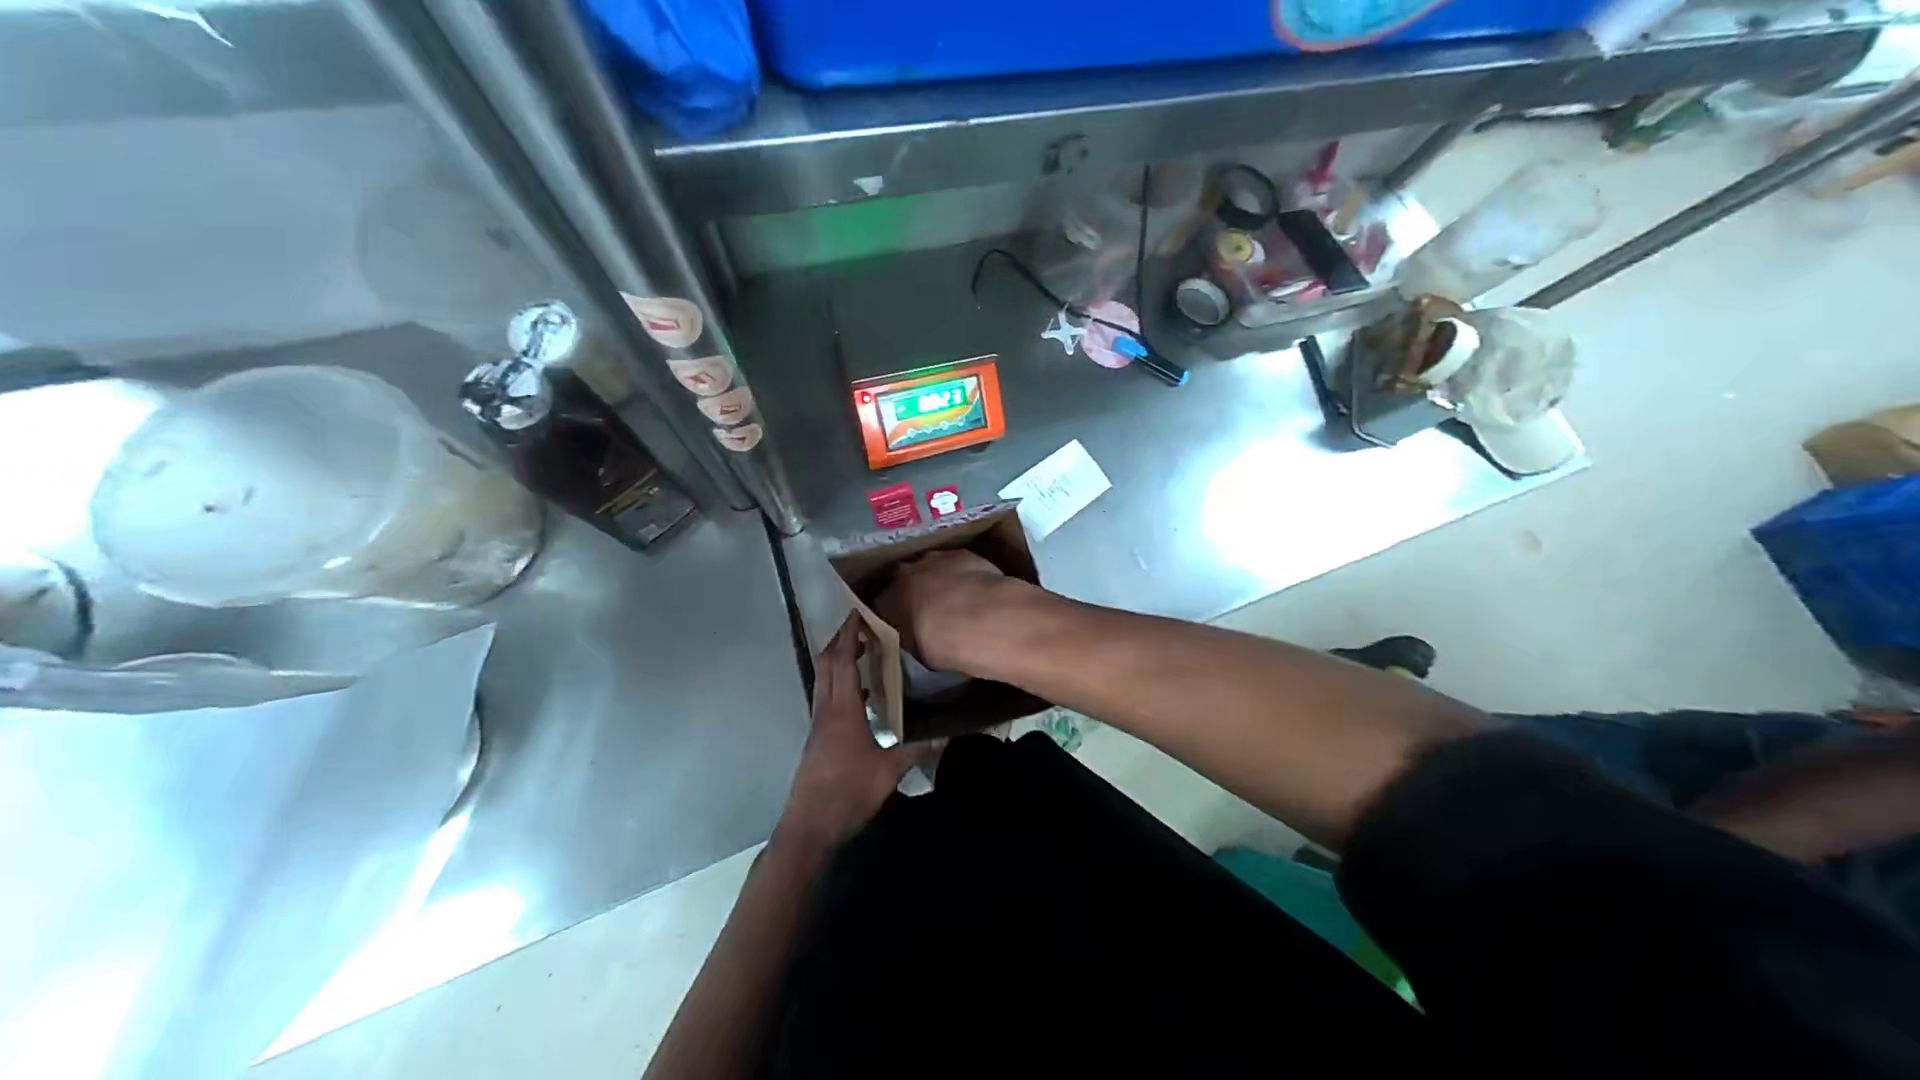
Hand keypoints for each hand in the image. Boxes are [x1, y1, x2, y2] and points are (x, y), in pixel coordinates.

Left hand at [777, 615, 925, 852]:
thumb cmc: (847, 793)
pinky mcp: (818, 738)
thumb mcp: (889, 772)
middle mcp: (825, 710)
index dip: (848, 635)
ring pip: (824, 680)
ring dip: (839, 660)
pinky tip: (860, 694)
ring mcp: (818, 725)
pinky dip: (840, 683)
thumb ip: (917, 749)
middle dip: (841, 640)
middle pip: (827, 664)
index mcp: (842, 710)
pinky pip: (827, 697)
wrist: (809, 826)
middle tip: (863, 626)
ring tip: (863, 651)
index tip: (858, 613)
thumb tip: (947, 733)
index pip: (842, 661)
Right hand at [874, 549, 1027, 673]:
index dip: (896, 612)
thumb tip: (913, 634)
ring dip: (942, 578)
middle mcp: (907, 572)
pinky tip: (977, 588)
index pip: (884, 603)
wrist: (979, 618)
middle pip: (909, 579)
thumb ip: (910, 637)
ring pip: (934, 567)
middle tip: (933, 608)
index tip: (906, 621)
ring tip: (958, 598)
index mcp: (890, 598)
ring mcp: (936, 558)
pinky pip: (959, 563)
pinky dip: (965, 573)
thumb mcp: (915, 650)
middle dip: (919, 590)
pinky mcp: (964, 553)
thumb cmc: (941, 643)